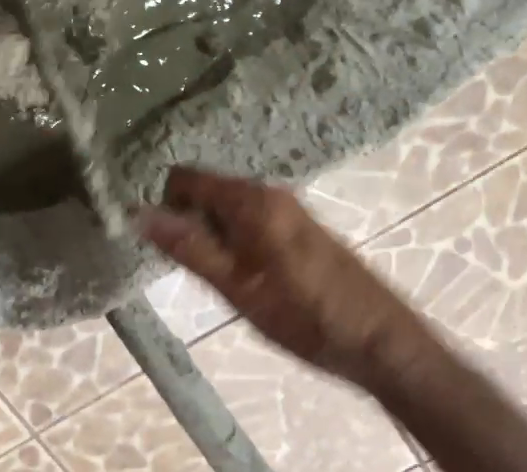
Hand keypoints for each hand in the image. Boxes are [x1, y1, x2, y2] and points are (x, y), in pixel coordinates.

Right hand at [138, 166, 431, 389]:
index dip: (164, 204)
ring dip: (214, 233)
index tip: (164, 240)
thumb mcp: (236, 287)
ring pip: (228, 208)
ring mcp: (290, 209)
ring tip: (221, 275)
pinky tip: (250, 276)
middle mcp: (270, 192)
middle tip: (193, 265)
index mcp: (250, 198)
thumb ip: (187, 247)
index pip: (182, 177)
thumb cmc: (307, 316)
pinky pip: (251, 219)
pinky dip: (238, 239)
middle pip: (205, 191)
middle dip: (190, 221)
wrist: (389, 349)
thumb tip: (137, 212)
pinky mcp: (303, 229)